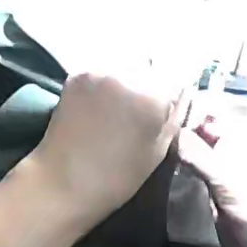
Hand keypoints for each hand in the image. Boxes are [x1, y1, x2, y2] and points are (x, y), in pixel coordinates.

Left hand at [18, 70, 189, 225]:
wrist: (62, 183)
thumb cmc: (117, 176)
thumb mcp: (160, 149)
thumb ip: (176, 113)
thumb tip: (184, 89)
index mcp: (153, 96)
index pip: (177, 73)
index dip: (174, 86)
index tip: (169, 100)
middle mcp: (128, 74)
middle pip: (151, 64)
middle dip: (151, 78)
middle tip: (141, 104)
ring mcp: (100, 71)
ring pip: (126, 63)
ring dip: (128, 76)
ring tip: (119, 103)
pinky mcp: (79, 73)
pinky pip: (104, 68)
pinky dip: (106, 79)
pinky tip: (101, 102)